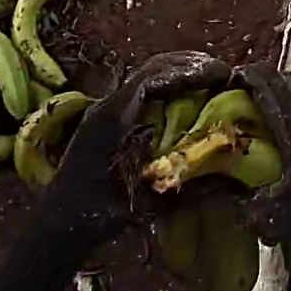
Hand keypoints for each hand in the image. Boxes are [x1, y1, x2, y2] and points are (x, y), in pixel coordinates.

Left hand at [0, 51, 230, 290]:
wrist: (55, 224)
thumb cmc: (96, 214)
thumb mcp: (146, 204)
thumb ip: (189, 191)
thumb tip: (235, 182)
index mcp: (113, 117)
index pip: (154, 79)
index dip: (189, 72)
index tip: (221, 74)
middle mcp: (107, 105)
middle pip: (150, 69)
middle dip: (188, 65)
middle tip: (221, 72)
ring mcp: (104, 110)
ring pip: (144, 77)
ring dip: (176, 73)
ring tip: (208, 78)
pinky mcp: (105, 120)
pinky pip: (139, 92)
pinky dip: (164, 87)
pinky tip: (183, 98)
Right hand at [236, 63, 290, 290]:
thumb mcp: (284, 217)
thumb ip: (250, 208)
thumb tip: (225, 202)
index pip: (265, 79)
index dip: (240, 78)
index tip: (219, 87)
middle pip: (281, 80)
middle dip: (255, 86)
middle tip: (232, 103)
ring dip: (275, 99)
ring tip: (253, 122)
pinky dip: (290, 113)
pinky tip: (283, 142)